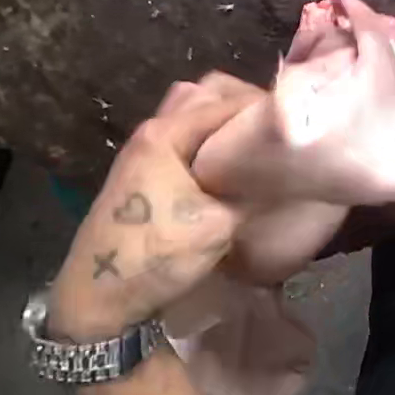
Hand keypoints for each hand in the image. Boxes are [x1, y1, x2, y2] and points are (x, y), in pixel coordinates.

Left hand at [49, 75, 263, 340]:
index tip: (297, 126)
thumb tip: (279, 175)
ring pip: (190, 118)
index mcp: (167, 133)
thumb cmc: (157, 256)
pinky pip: (181, 139)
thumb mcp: (219, 226)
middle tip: (275, 131)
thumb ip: (251, 191)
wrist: (97, 296)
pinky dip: (205, 142)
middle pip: (204, 98)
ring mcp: (142, 150)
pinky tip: (226, 165)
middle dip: (241, 108)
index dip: (264, 109)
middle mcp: (151, 130)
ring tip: (253, 146)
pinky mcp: (140, 171)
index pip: (226, 101)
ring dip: (220, 125)